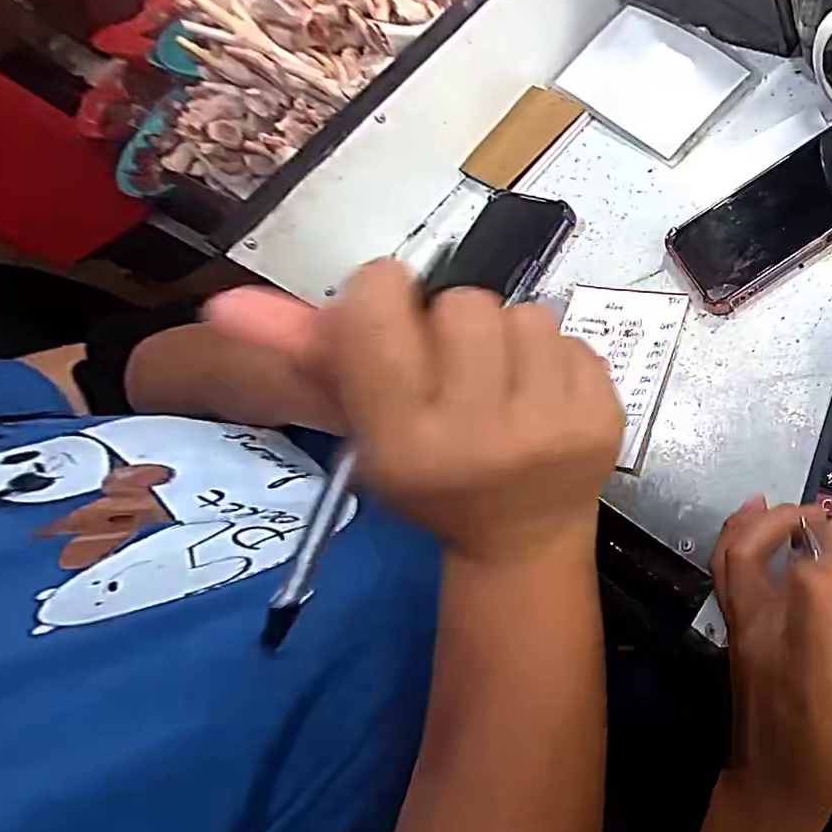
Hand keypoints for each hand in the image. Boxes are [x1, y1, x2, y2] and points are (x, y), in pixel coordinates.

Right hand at [216, 261, 622, 560]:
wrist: (525, 537)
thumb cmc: (440, 482)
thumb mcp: (372, 433)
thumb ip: (311, 363)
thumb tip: (225, 301)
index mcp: (408, 443)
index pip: (379, 314)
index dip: (383, 294)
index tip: (395, 308)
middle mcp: (483, 436)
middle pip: (466, 303)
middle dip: (454, 321)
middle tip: (460, 362)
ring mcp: (556, 429)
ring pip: (528, 314)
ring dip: (510, 335)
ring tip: (505, 380)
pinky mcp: (606, 421)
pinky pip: (576, 342)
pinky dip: (557, 358)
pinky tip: (546, 396)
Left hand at [710, 499, 831, 829]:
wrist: (767, 792)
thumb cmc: (826, 769)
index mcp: (801, 667)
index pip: (810, 585)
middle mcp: (763, 638)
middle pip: (774, 555)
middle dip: (825, 526)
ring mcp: (743, 629)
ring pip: (738, 552)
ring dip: (776, 518)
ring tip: (817, 510)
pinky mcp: (736, 628)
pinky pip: (727, 568)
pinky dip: (741, 530)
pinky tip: (762, 510)